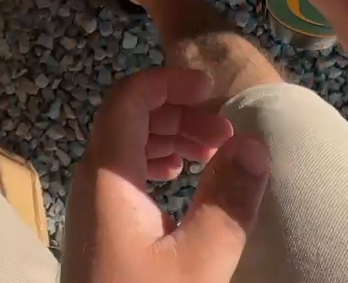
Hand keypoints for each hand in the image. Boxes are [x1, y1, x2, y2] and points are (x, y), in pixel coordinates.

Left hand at [62, 66, 269, 282]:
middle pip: (127, 115)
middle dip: (176, 110)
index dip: (167, 82)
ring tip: (214, 150)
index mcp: (108, 173)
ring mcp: (92, 201)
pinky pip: (126, 170)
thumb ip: (227, 202)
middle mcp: (93, 177)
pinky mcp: (100, 225)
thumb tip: (255, 145)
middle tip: (224, 130)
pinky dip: (157, 161)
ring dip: (169, 136)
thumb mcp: (200, 265)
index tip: (210, 88)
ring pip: (127, 142)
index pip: (128, 98)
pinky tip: (183, 175)